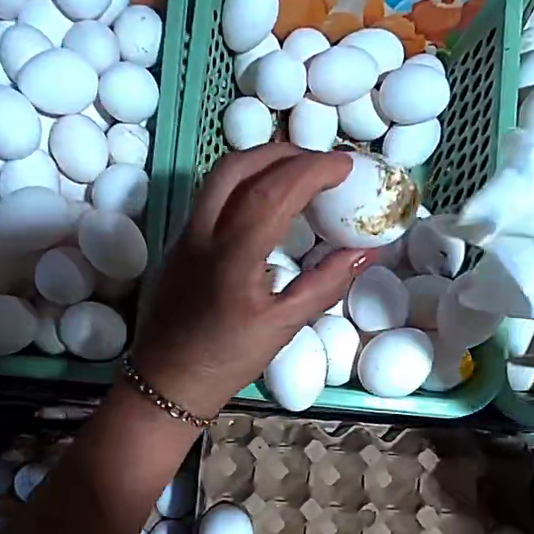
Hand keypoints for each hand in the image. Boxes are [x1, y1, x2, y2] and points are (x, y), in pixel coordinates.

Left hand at [130, 143, 372, 416]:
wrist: (167, 380)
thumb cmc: (226, 360)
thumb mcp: (283, 327)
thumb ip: (326, 284)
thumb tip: (366, 251)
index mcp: (232, 259)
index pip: (273, 193)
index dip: (312, 170)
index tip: (345, 165)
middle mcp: (202, 236)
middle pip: (239, 168)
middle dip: (285, 153)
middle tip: (322, 163)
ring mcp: (185, 236)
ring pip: (219, 177)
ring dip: (261, 161)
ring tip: (297, 171)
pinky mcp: (178, 242)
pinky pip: (211, 196)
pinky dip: (243, 182)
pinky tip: (266, 199)